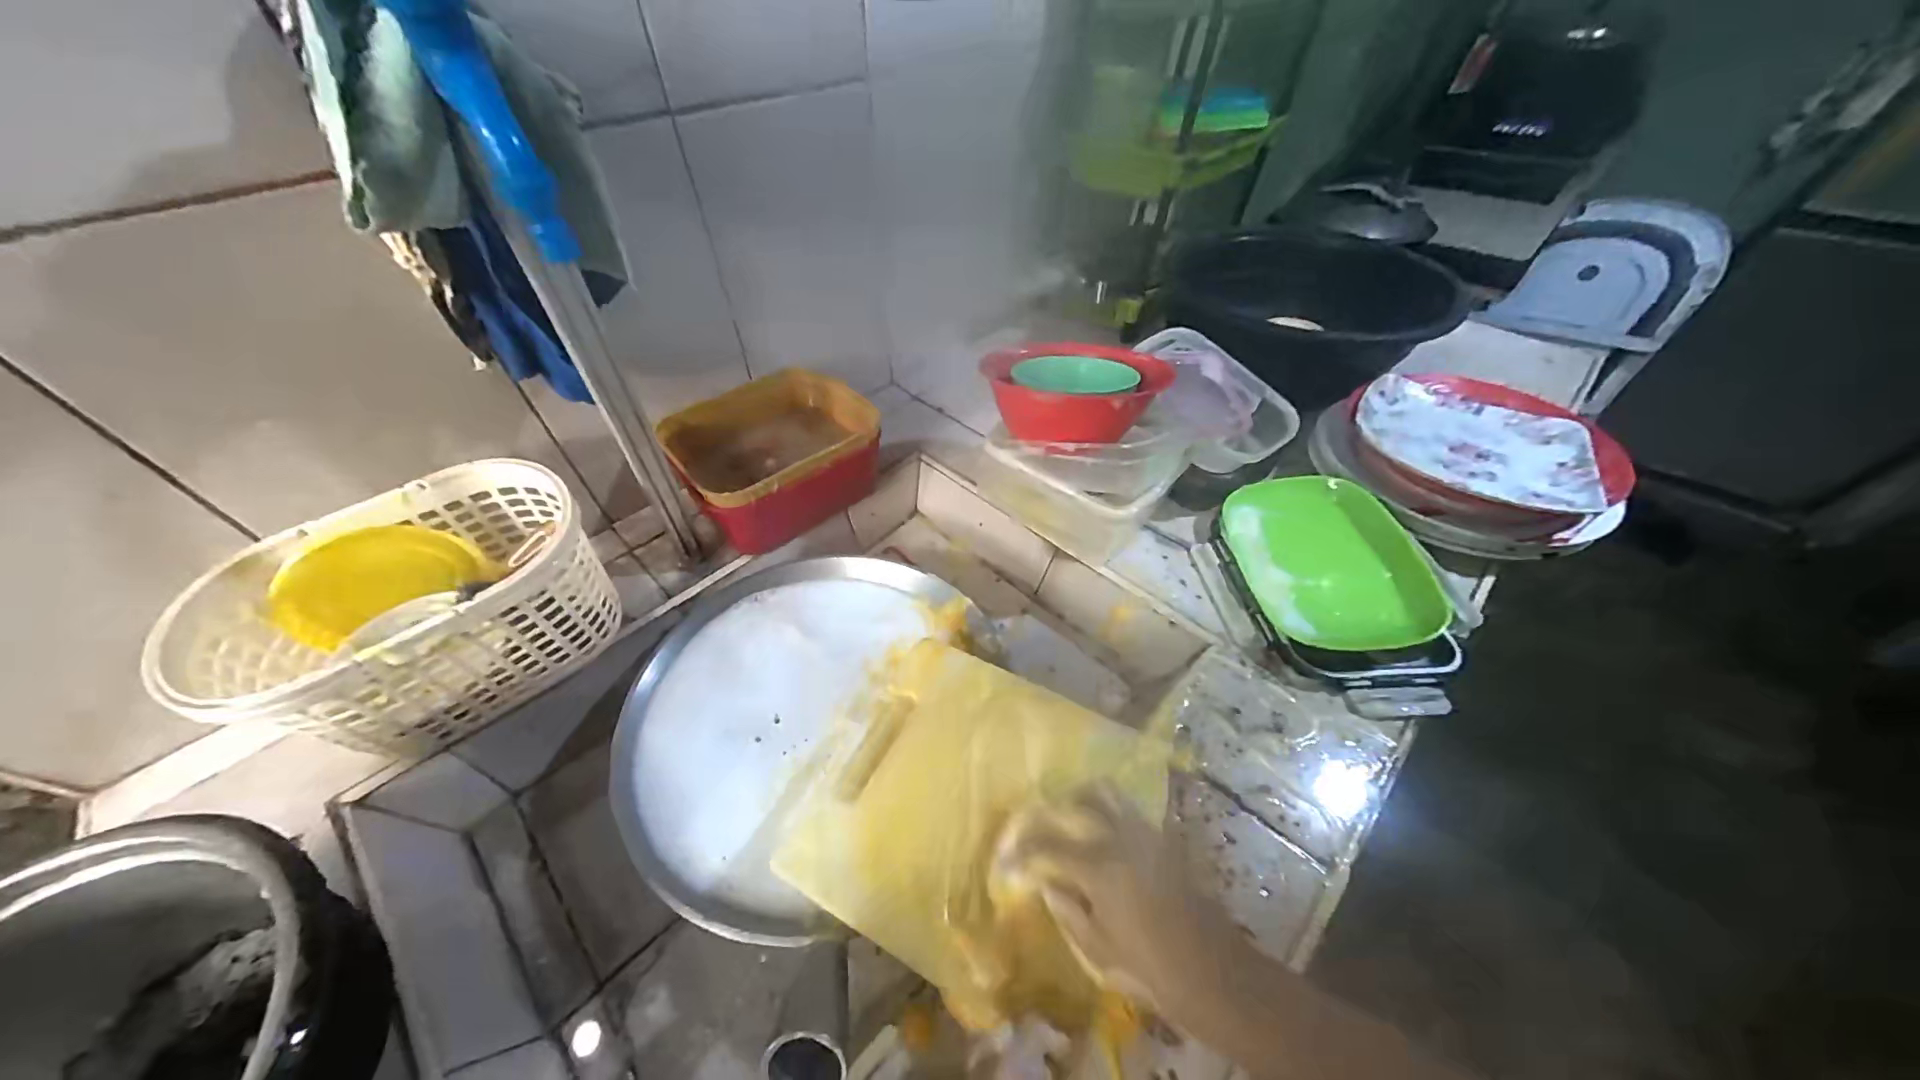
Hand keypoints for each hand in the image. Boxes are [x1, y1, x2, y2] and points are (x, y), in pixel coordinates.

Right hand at [992, 784, 1244, 1017]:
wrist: (1214, 971)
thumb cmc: (1150, 968)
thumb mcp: (1098, 949)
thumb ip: (1067, 909)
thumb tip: (1046, 881)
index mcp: (1099, 867)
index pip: (1047, 844)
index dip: (1021, 851)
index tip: (1006, 862)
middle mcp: (1120, 838)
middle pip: (1078, 800)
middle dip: (1051, 810)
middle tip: (1036, 828)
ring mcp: (1145, 833)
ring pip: (1107, 793)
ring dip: (1081, 800)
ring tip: (1068, 820)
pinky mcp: (1164, 839)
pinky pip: (1128, 810)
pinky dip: (1107, 811)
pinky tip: (1101, 834)